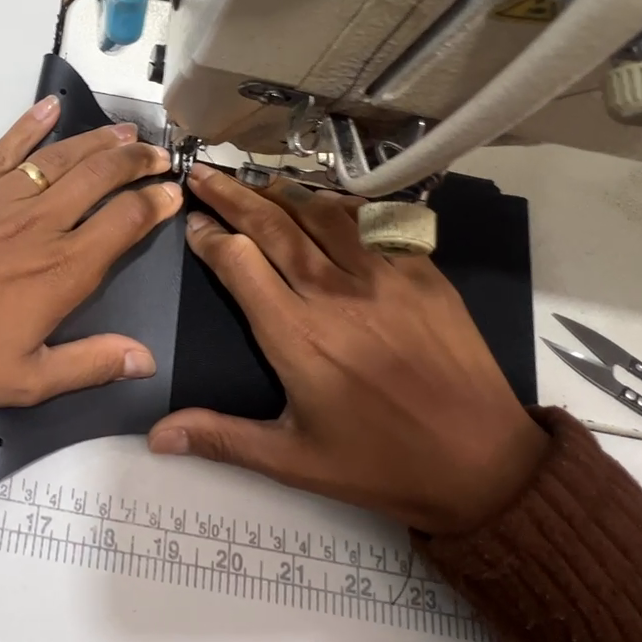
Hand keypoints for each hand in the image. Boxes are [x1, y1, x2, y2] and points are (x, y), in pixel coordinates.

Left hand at [0, 96, 182, 408]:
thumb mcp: (25, 380)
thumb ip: (89, 364)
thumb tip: (146, 358)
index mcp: (61, 270)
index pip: (124, 223)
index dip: (155, 204)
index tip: (174, 195)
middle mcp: (40, 223)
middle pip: (101, 177)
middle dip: (137, 162)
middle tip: (160, 157)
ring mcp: (3, 197)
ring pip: (63, 157)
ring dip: (99, 141)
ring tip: (126, 133)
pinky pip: (8, 146)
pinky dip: (32, 123)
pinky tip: (53, 107)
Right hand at [148, 165, 546, 535]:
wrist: (486, 466)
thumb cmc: (381, 464)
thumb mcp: (294, 461)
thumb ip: (221, 438)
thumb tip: (156, 436)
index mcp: (295, 334)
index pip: (237, 260)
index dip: (208, 236)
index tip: (192, 224)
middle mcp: (333, 293)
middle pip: (270, 224)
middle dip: (229, 194)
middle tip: (203, 175)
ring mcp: (382, 276)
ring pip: (319, 212)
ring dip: (280, 192)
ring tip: (253, 180)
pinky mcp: (422, 271)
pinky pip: (373, 221)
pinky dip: (340, 205)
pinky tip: (324, 202)